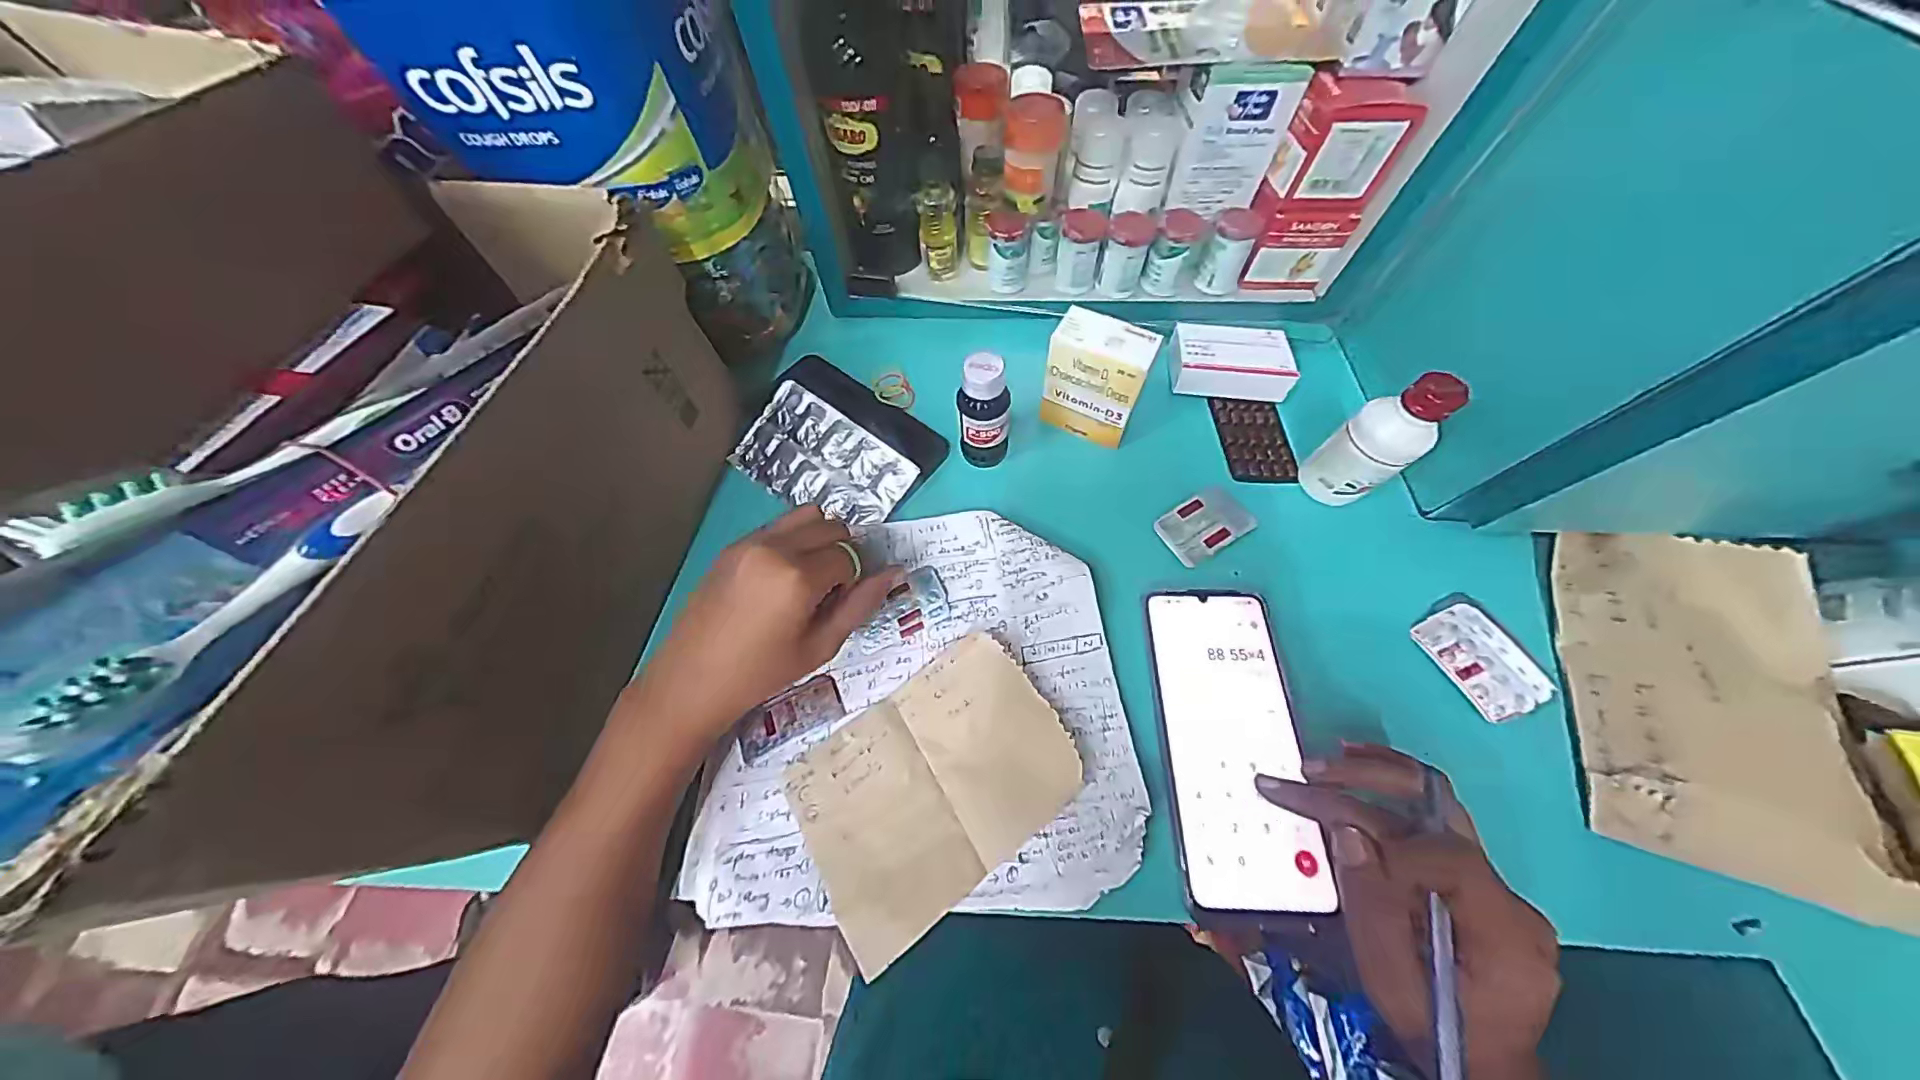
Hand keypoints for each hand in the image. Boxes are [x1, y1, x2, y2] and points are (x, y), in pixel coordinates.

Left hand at [622, 506, 900, 756]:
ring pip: (807, 515)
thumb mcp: (820, 646)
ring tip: (809, 577)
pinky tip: (782, 578)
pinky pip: (778, 526)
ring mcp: (749, 542)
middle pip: (832, 526)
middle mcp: (774, 547)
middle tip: (830, 590)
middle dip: (843, 552)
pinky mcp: (733, 545)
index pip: (849, 556)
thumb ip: (860, 605)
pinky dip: (794, 540)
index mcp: (797, 576)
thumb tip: (895, 573)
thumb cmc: (761, 673)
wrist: (692, 679)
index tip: (841, 603)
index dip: (854, 579)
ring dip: (820, 538)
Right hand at [1256, 745, 1558, 1079]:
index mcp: (1506, 931)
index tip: (1334, 836)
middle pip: (1442, 812)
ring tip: (1328, 761)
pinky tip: (1358, 765)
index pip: (1449, 858)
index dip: (1388, 841)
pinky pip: (1430, 817)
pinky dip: (1390, 787)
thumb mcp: (1394, 986)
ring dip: (1378, 774)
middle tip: (1311, 773)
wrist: (1479, 1062)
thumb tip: (1348, 832)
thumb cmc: (1438, 1032)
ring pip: (1437, 802)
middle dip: (1369, 784)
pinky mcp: (1469, 876)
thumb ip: (1372, 911)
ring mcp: (1493, 882)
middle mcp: (1508, 896)